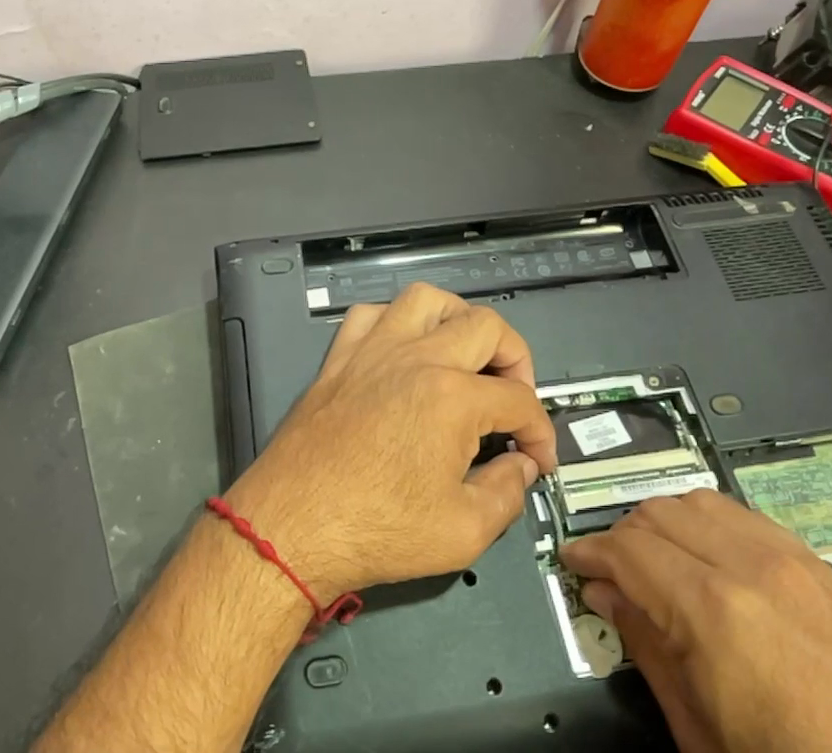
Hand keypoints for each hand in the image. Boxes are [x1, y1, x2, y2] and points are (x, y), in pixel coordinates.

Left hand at [223, 283, 557, 598]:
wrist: (291, 528)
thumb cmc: (376, 531)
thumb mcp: (463, 531)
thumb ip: (507, 493)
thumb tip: (520, 466)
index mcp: (452, 396)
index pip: (520, 400)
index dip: (540, 432)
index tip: (537, 460)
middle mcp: (415, 358)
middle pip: (486, 327)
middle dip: (516, 360)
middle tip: (514, 399)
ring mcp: (372, 352)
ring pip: (426, 299)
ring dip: (457, 320)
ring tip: (466, 356)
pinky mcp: (338, 360)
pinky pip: (370, 315)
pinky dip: (395, 321)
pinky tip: (403, 351)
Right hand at [560, 489, 831, 752]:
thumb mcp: (700, 728)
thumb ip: (648, 650)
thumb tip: (609, 598)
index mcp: (715, 610)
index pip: (627, 547)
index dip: (589, 552)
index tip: (573, 562)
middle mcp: (754, 568)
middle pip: (659, 513)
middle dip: (622, 536)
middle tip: (608, 573)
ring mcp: (795, 562)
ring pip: (700, 501)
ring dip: (665, 523)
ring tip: (652, 561)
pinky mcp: (824, 569)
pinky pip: (747, 517)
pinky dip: (710, 524)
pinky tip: (705, 557)